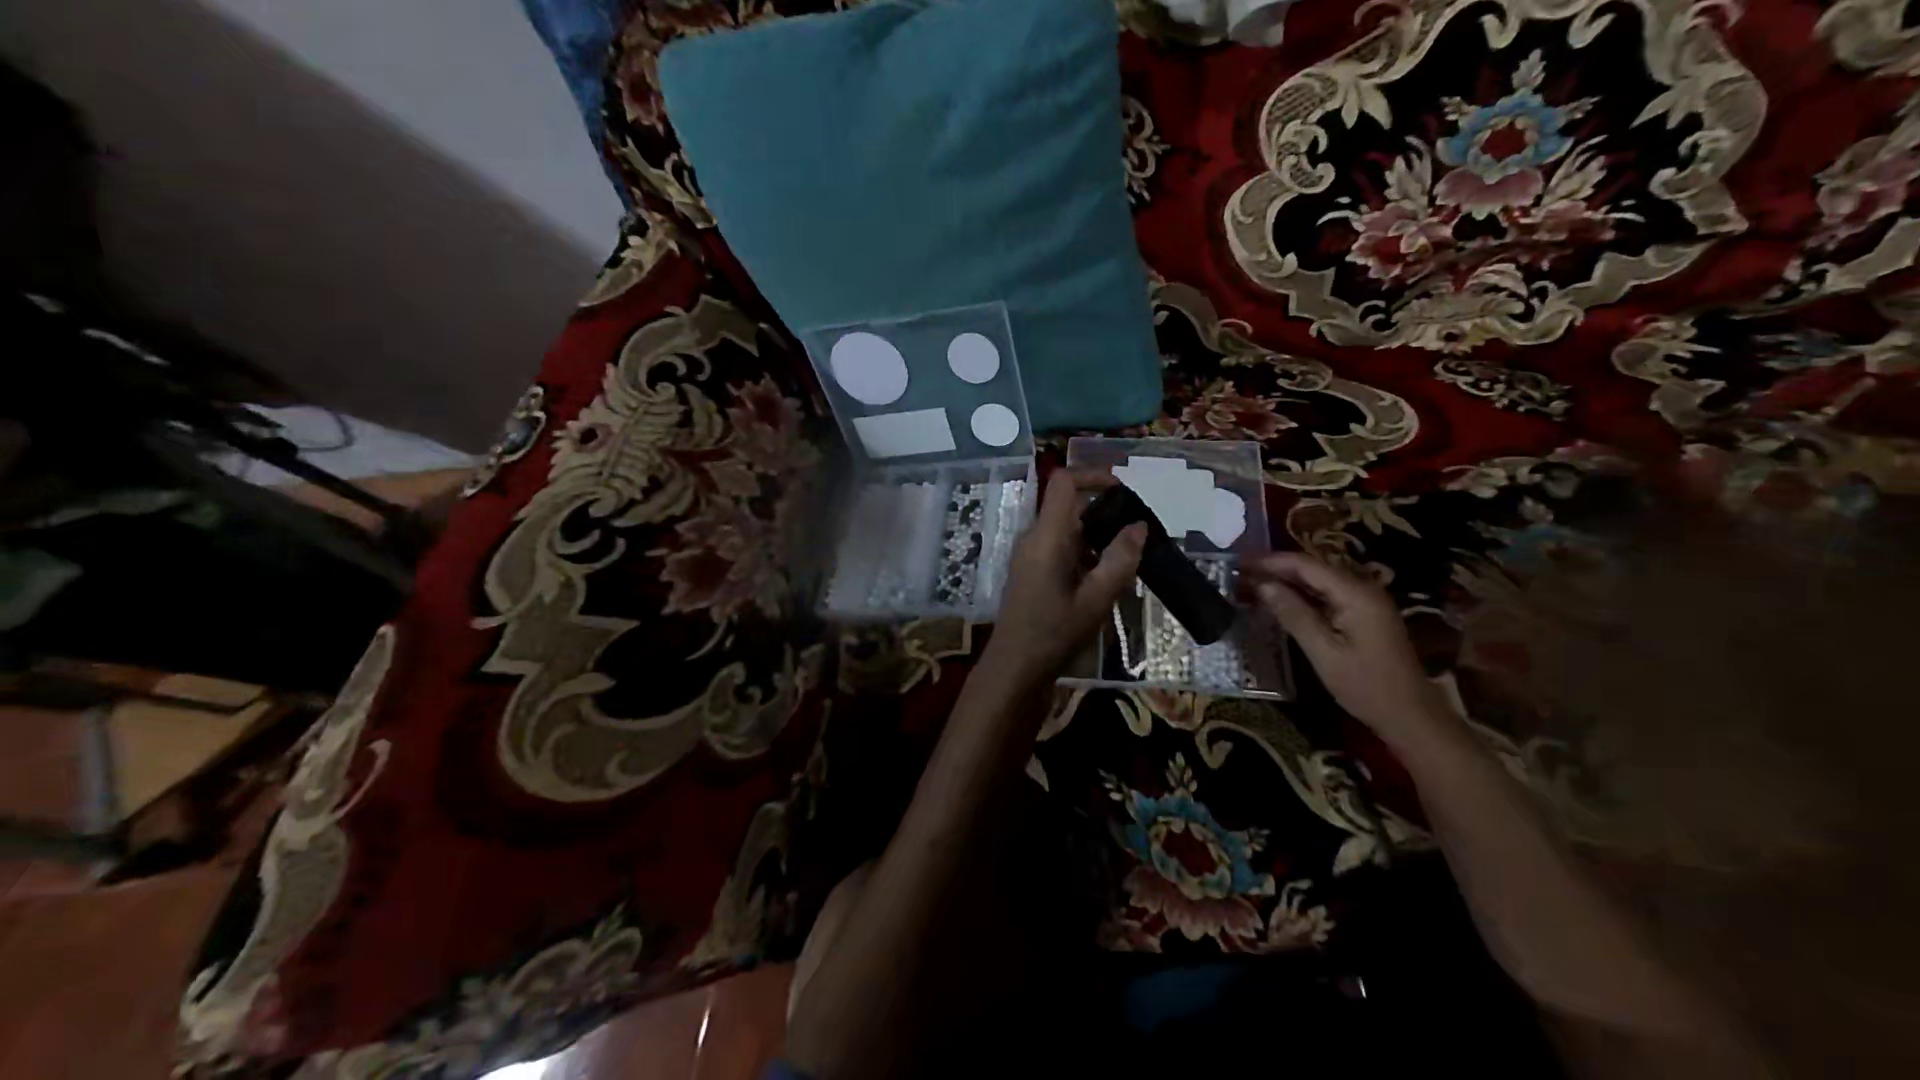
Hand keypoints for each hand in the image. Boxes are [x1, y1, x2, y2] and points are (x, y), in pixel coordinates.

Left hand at [981, 470, 1146, 685]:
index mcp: (1046, 537)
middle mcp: (1034, 538)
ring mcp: (1029, 554)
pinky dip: (1085, 552)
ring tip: (1129, 557)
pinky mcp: (1031, 570)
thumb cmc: (1054, 633)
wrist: (1014, 666)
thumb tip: (1139, 526)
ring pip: (1067, 528)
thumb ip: (1120, 560)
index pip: (1063, 483)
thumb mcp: (1096, 599)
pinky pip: (1060, 547)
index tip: (1123, 490)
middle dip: (1104, 511)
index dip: (1093, 475)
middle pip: (1068, 505)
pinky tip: (1106, 577)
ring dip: (1097, 535)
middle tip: (1137, 533)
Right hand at [1242, 552, 1448, 744]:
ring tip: (1252, 583)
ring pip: (1318, 581)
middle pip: (1312, 568)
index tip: (1239, 562)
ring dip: (1286, 580)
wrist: (1409, 714)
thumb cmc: (1366, 686)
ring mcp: (1365, 601)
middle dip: (1275, 568)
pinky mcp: (1363, 614)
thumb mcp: (1323, 652)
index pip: (1306, 565)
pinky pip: (1326, 595)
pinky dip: (1301, 594)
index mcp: (1355, 593)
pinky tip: (1279, 600)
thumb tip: (1262, 585)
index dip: (1271, 561)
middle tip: (1240, 572)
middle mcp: (1362, 589)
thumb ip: (1293, 614)